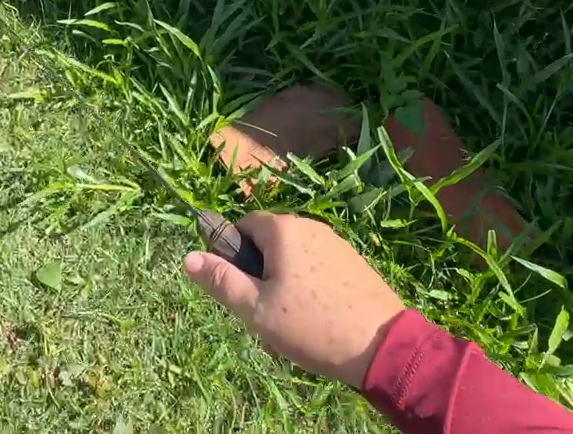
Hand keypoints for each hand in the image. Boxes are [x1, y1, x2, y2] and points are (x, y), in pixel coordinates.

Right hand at [182, 211, 406, 386]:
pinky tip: (318, 318)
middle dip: (261, 272)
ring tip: (293, 320)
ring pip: (293, 255)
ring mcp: (334, 241)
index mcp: (282, 229)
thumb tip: (187, 257)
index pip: (243, 227)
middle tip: (267, 312)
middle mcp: (308, 225)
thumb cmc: (313, 327)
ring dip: (285, 279)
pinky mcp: (353, 261)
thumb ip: (221, 281)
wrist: (385, 348)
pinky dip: (310, 285)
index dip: (236, 257)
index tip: (244, 291)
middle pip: (269, 241)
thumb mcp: (257, 310)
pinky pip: (317, 264)